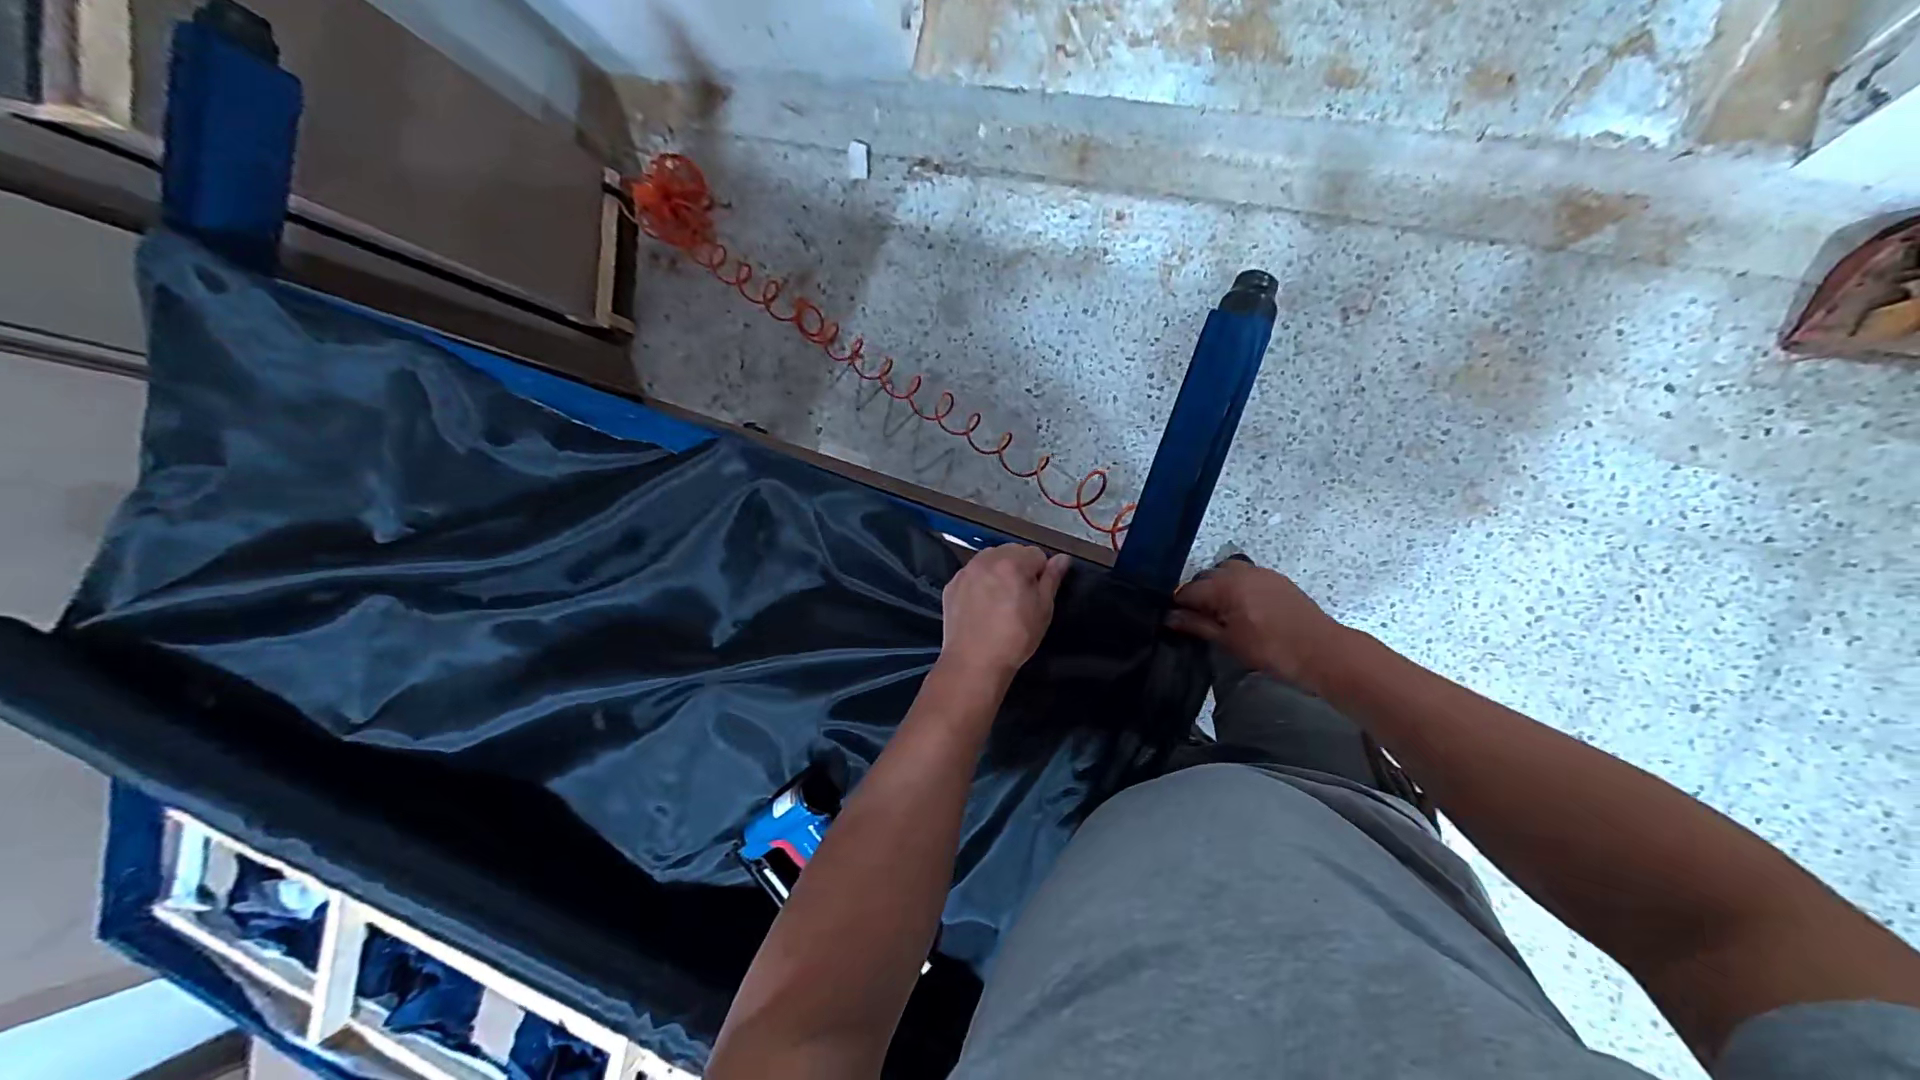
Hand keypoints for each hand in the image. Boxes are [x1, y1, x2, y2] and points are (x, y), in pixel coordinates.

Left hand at [939, 545, 1070, 679]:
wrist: (974, 662)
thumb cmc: (1015, 637)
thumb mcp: (1043, 609)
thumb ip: (1052, 579)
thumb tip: (1062, 558)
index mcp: (1012, 562)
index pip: (1036, 554)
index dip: (1041, 573)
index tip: (1037, 594)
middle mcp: (986, 560)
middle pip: (1011, 552)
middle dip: (1019, 568)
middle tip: (1020, 598)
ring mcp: (965, 572)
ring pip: (989, 561)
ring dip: (998, 572)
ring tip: (1000, 601)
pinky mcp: (951, 585)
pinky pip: (972, 575)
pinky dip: (980, 582)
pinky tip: (982, 606)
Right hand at [1167, 560, 1347, 686]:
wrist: (1321, 651)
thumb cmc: (1271, 650)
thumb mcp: (1229, 641)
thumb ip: (1197, 625)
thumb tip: (1169, 617)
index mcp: (1225, 585)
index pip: (1188, 590)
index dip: (1177, 606)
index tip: (1175, 622)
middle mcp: (1240, 571)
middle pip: (1205, 578)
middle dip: (1197, 595)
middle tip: (1197, 621)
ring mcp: (1260, 572)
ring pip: (1225, 572)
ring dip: (1217, 588)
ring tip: (1220, 613)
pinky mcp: (1275, 579)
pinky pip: (1245, 575)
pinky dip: (1236, 586)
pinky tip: (1241, 608)